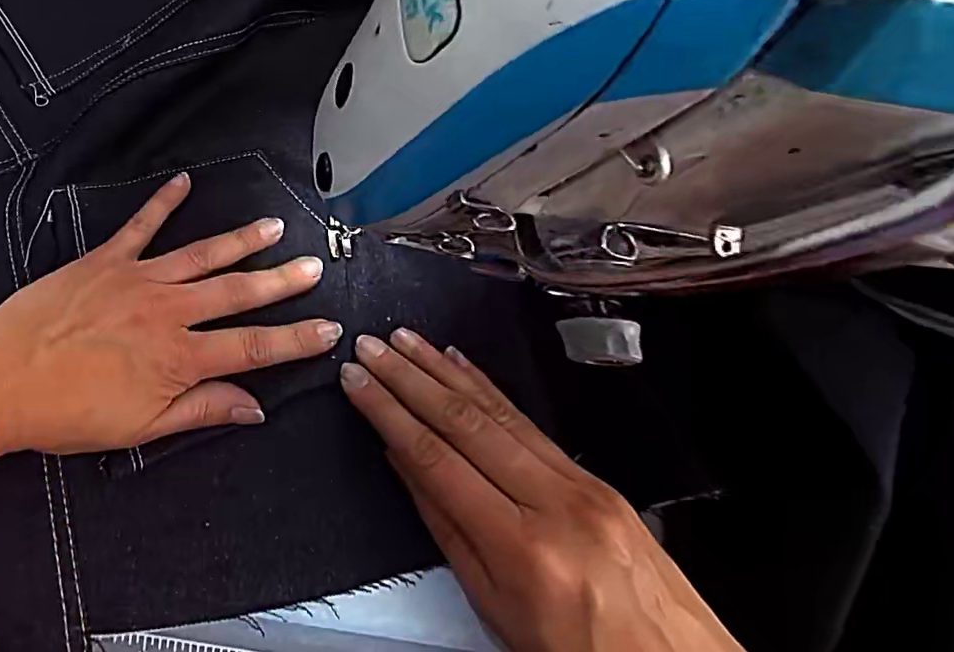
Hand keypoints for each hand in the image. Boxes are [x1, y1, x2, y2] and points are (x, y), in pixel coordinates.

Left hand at [0, 172, 338, 454]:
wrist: (0, 377)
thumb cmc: (65, 411)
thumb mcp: (139, 428)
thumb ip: (201, 411)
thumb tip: (253, 410)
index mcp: (179, 357)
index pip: (253, 347)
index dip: (297, 340)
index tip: (328, 329)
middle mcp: (169, 311)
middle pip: (238, 293)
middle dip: (282, 281)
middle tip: (314, 265)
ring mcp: (141, 279)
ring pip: (204, 255)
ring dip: (242, 240)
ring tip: (274, 226)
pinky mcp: (109, 259)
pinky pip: (142, 225)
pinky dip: (164, 202)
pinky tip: (185, 182)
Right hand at [340, 329, 742, 651]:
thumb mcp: (497, 612)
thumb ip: (447, 531)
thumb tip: (405, 464)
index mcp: (525, 550)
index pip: (436, 460)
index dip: (388, 413)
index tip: (359, 382)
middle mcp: (555, 503)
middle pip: (463, 422)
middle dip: (408, 377)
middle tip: (373, 346)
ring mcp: (580, 482)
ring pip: (495, 410)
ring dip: (442, 369)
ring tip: (406, 340)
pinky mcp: (593, 475)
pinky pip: (528, 420)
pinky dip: (488, 386)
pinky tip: (461, 362)